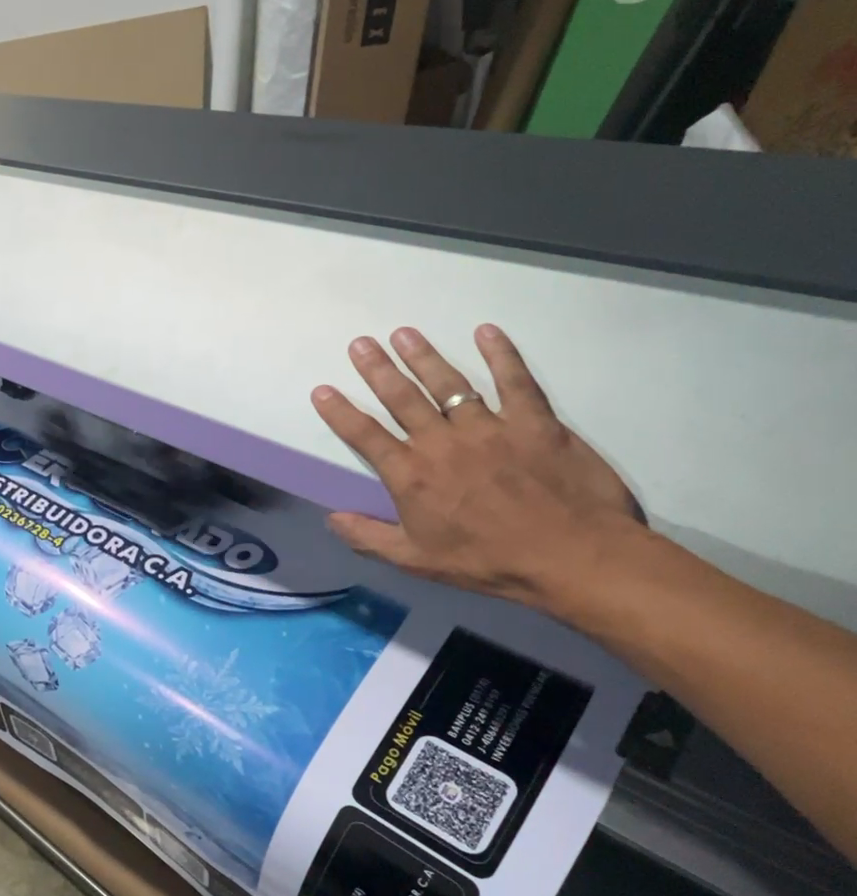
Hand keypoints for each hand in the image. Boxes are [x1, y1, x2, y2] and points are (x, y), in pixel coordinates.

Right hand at [310, 325, 643, 605]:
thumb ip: (369, 537)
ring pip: (449, 384)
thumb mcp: (416, 560)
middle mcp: (442, 443)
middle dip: (377, 370)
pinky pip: (515, 381)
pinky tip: (486, 332)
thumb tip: (331, 519)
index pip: (365, 436)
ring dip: (424, 357)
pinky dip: (501, 354)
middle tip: (360, 343)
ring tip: (404, 334)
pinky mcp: (535, 423)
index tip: (322, 390)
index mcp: (411, 475)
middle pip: (402, 399)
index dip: (340, 412)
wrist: (572, 557)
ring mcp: (490, 428)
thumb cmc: (488, 562)